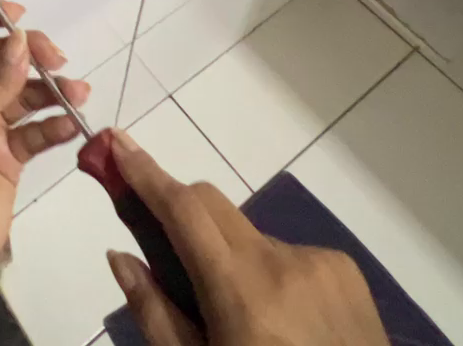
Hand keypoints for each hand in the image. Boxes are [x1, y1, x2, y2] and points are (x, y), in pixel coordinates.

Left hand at [0, 1, 89, 345]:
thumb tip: (21, 38)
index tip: (21, 13)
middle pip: (0, 62)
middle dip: (29, 55)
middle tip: (58, 58)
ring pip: (22, 96)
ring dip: (49, 91)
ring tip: (79, 94)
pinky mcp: (8, 159)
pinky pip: (34, 133)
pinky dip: (52, 126)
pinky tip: (72, 125)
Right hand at [104, 132, 385, 345]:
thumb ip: (155, 314)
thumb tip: (119, 255)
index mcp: (239, 291)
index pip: (182, 210)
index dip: (146, 173)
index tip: (118, 143)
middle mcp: (278, 261)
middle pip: (210, 203)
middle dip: (179, 207)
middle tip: (158, 232)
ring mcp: (317, 261)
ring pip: (248, 232)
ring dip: (229, 252)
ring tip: (243, 313)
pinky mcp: (345, 269)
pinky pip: (288, 253)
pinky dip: (271, 271)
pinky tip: (286, 319)